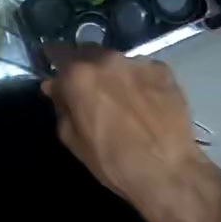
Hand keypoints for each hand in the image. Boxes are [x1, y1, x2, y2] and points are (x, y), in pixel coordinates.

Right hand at [40, 44, 220, 221]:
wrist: (167, 170)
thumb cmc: (113, 161)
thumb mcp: (73, 140)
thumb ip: (61, 106)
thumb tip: (54, 87)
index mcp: (80, 75)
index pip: (58, 51)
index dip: (53, 57)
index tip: (52, 62)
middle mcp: (107, 59)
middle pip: (89, 52)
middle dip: (85, 66)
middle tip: (89, 88)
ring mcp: (138, 62)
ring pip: (117, 61)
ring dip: (113, 74)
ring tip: (121, 98)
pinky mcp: (163, 69)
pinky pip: (142, 69)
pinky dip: (138, 81)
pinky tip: (145, 102)